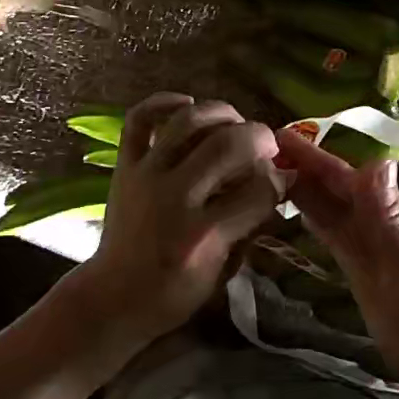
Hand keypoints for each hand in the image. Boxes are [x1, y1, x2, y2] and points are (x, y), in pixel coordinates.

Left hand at [75, 94, 288, 343]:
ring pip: (188, 122)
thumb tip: (277, 183)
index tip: (285, 175)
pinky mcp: (125, 165)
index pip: (257, 190)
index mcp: (202, 234)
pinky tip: (189, 105)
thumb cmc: (173, 291)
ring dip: (222, 114)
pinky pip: (140, 119)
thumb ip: (250, 224)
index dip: (279, 179)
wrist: (113, 295)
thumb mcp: (222, 269)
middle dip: (259, 138)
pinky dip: (164, 103)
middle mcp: (174, 196)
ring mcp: (145, 175)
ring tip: (236, 124)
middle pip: (227, 145)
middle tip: (268, 145)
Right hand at [275, 130, 398, 398]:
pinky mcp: (368, 284)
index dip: (315, 157)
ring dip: (304, 190)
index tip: (277, 133)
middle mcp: (384, 230)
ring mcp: (375, 257)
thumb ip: (394, 223)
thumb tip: (375, 160)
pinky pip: (335, 243)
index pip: (348, 179)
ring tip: (266, 169)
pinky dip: (315, 223)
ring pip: (333, 214)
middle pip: (337, 191)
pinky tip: (298, 212)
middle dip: (302, 166)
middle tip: (256, 146)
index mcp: (398, 219)